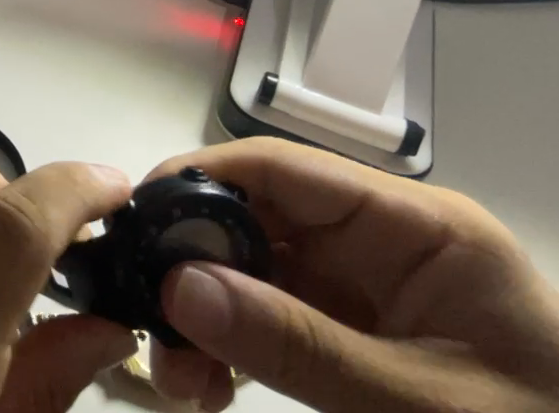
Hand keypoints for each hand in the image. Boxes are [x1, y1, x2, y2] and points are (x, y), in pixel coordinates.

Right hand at [145, 138, 558, 412]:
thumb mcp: (426, 404)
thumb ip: (301, 345)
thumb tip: (175, 286)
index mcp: (414, 226)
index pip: (282, 168)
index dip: (200, 178)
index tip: (132, 216)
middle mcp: (374, 240)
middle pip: (253, 219)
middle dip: (190, 264)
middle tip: (144, 316)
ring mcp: (358, 286)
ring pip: (247, 271)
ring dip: (198, 314)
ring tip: (175, 375)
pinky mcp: (346, 330)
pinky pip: (263, 317)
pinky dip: (224, 345)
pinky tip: (203, 383)